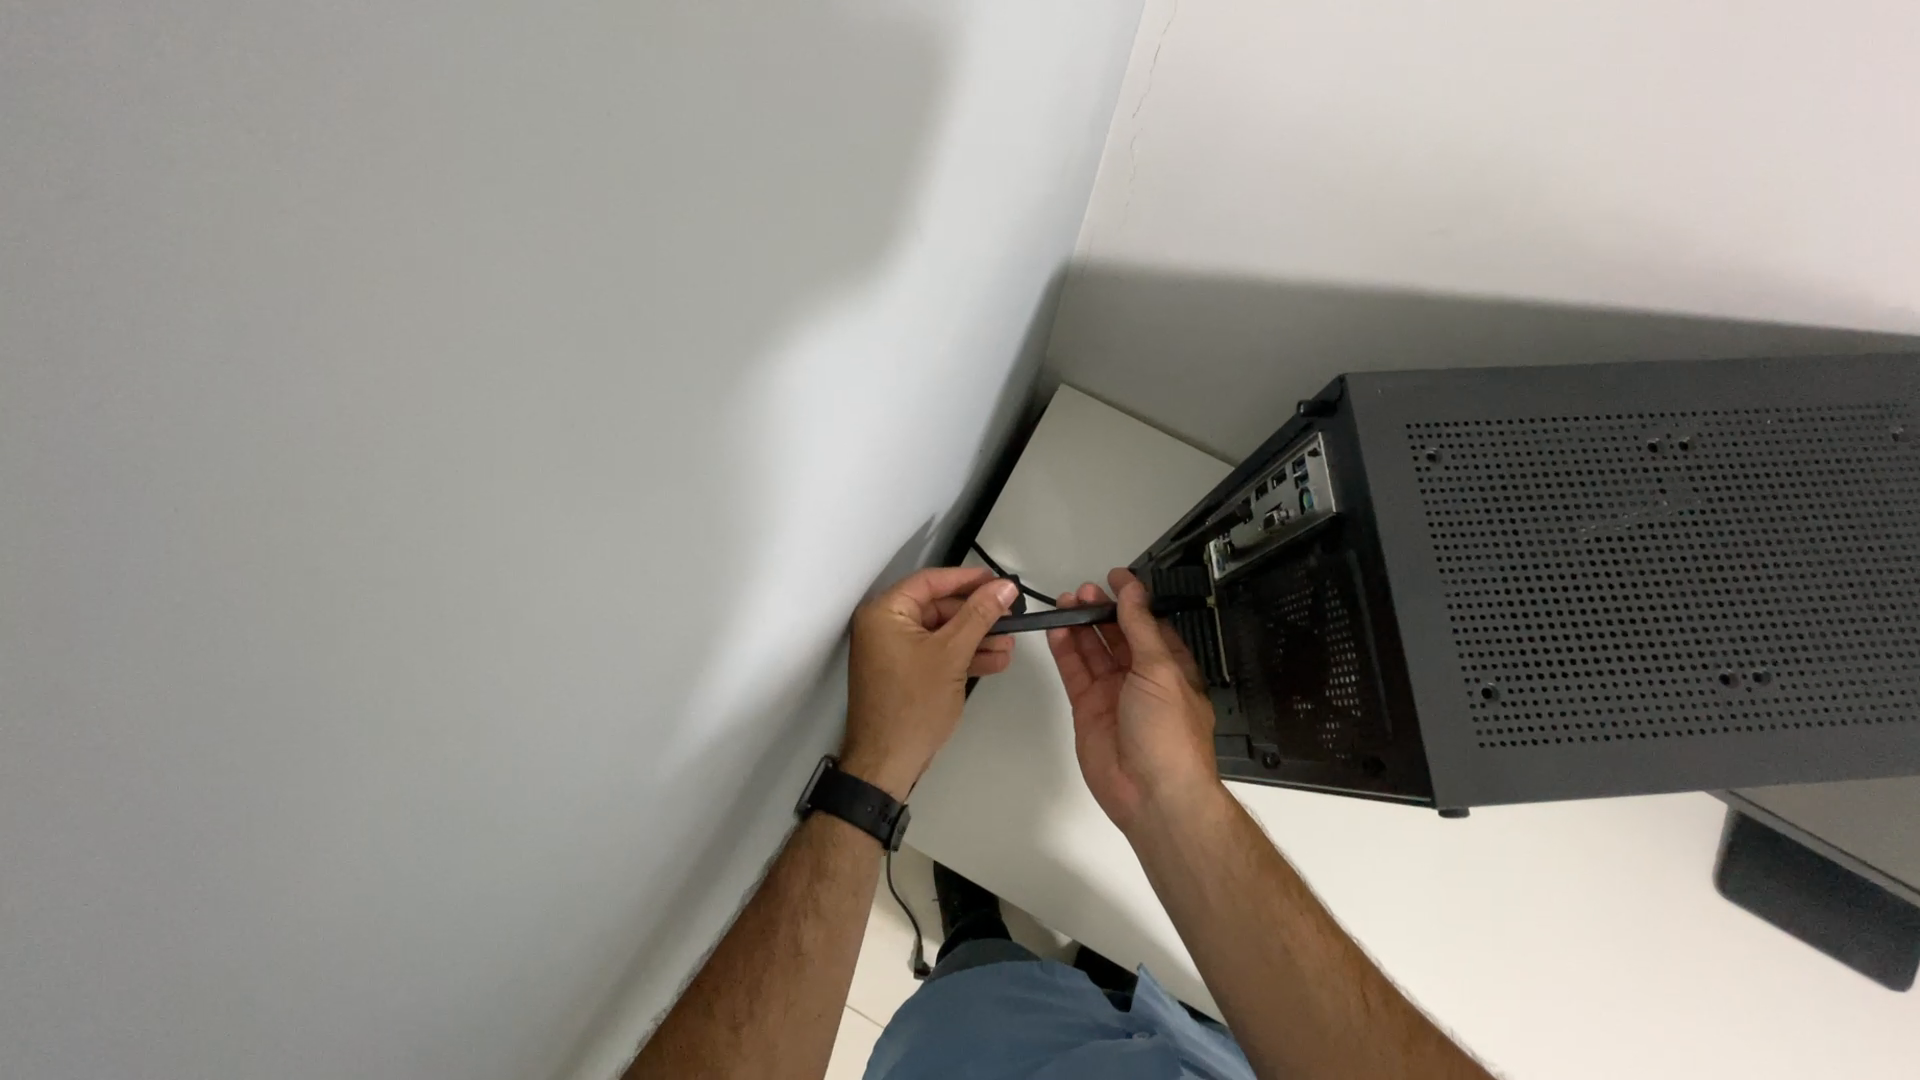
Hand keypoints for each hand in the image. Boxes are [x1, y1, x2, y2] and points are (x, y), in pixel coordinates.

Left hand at [842, 567, 1019, 798]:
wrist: (887, 763)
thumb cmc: (913, 705)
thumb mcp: (951, 654)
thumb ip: (979, 616)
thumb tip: (1004, 587)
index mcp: (885, 612)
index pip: (930, 582)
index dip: (967, 579)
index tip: (999, 582)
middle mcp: (884, 626)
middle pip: (939, 608)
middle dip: (977, 615)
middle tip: (1011, 616)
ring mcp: (894, 652)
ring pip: (942, 633)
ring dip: (976, 637)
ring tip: (1010, 643)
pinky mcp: (905, 674)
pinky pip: (937, 654)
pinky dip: (963, 656)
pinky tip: (995, 660)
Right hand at [1046, 568, 1221, 834]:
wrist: (1152, 794)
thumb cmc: (1169, 734)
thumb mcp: (1161, 670)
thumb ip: (1140, 628)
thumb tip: (1133, 591)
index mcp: (1171, 668)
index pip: (1149, 625)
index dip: (1133, 601)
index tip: (1115, 578)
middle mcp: (1142, 679)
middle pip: (1118, 636)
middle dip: (1101, 611)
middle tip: (1083, 592)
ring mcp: (1113, 694)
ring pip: (1094, 652)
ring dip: (1081, 626)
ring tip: (1065, 603)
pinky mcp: (1088, 710)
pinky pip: (1075, 673)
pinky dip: (1065, 651)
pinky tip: (1057, 630)